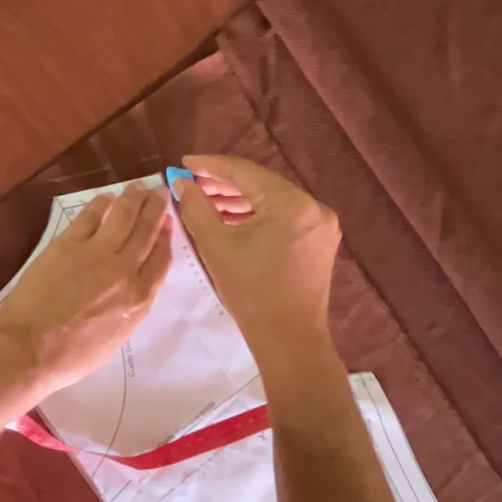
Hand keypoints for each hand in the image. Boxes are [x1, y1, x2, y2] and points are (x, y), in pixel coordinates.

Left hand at [0, 187, 172, 390]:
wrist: (31, 347)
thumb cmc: (72, 355)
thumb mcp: (117, 337)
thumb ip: (130, 307)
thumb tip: (132, 287)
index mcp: (139, 299)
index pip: (161, 260)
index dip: (166, 238)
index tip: (168, 223)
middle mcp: (125, 271)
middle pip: (147, 232)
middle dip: (156, 209)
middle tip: (160, 192)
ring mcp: (96, 253)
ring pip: (124, 217)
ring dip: (134, 199)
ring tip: (139, 187)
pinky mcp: (68, 244)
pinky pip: (91, 216)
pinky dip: (102, 204)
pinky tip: (107, 198)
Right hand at [176, 155, 339, 346]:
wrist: (288, 338)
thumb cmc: (251, 290)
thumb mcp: (215, 245)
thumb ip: (196, 207)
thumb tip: (182, 183)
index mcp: (291, 204)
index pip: (245, 172)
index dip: (210, 166)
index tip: (183, 164)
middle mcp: (313, 207)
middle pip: (260, 184)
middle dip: (223, 183)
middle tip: (190, 185)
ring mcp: (320, 225)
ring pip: (271, 200)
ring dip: (238, 200)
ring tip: (204, 203)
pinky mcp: (318, 242)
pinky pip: (282, 217)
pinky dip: (255, 216)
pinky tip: (229, 221)